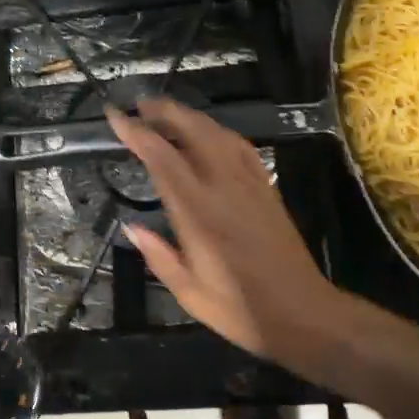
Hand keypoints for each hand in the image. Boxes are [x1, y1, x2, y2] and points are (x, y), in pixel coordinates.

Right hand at [106, 99, 340, 360]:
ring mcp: (249, 183)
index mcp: (198, 211)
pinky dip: (219, 132)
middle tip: (139, 105)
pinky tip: (210, 134)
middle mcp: (223, 186)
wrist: (303, 313)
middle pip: (193, 130)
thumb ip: (159, 256)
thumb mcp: (190, 293)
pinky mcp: (267, 187)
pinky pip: (241, 147)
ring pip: (218, 132)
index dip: (136, 132)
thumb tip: (132, 227)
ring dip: (190, 116)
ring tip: (167, 113)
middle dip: (164, 111)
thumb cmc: (241, 309)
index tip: (115, 116)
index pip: (161, 157)